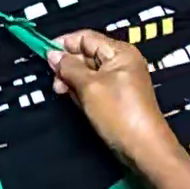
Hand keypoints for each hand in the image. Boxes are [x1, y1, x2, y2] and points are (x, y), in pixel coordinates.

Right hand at [47, 30, 182, 170]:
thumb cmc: (118, 113)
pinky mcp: (117, 96)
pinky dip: (82, 91)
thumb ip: (69, 67)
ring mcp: (120, 80)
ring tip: (63, 92)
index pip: (86, 37)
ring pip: (88, 71)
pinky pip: (94, 86)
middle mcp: (121, 62)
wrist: (145, 150)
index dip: (64, 43)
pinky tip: (75, 100)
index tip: (44, 55)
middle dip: (68, 65)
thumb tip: (52, 54)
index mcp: (120, 52)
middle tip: (55, 81)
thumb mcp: (89, 87)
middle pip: (86, 53)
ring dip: (73, 80)